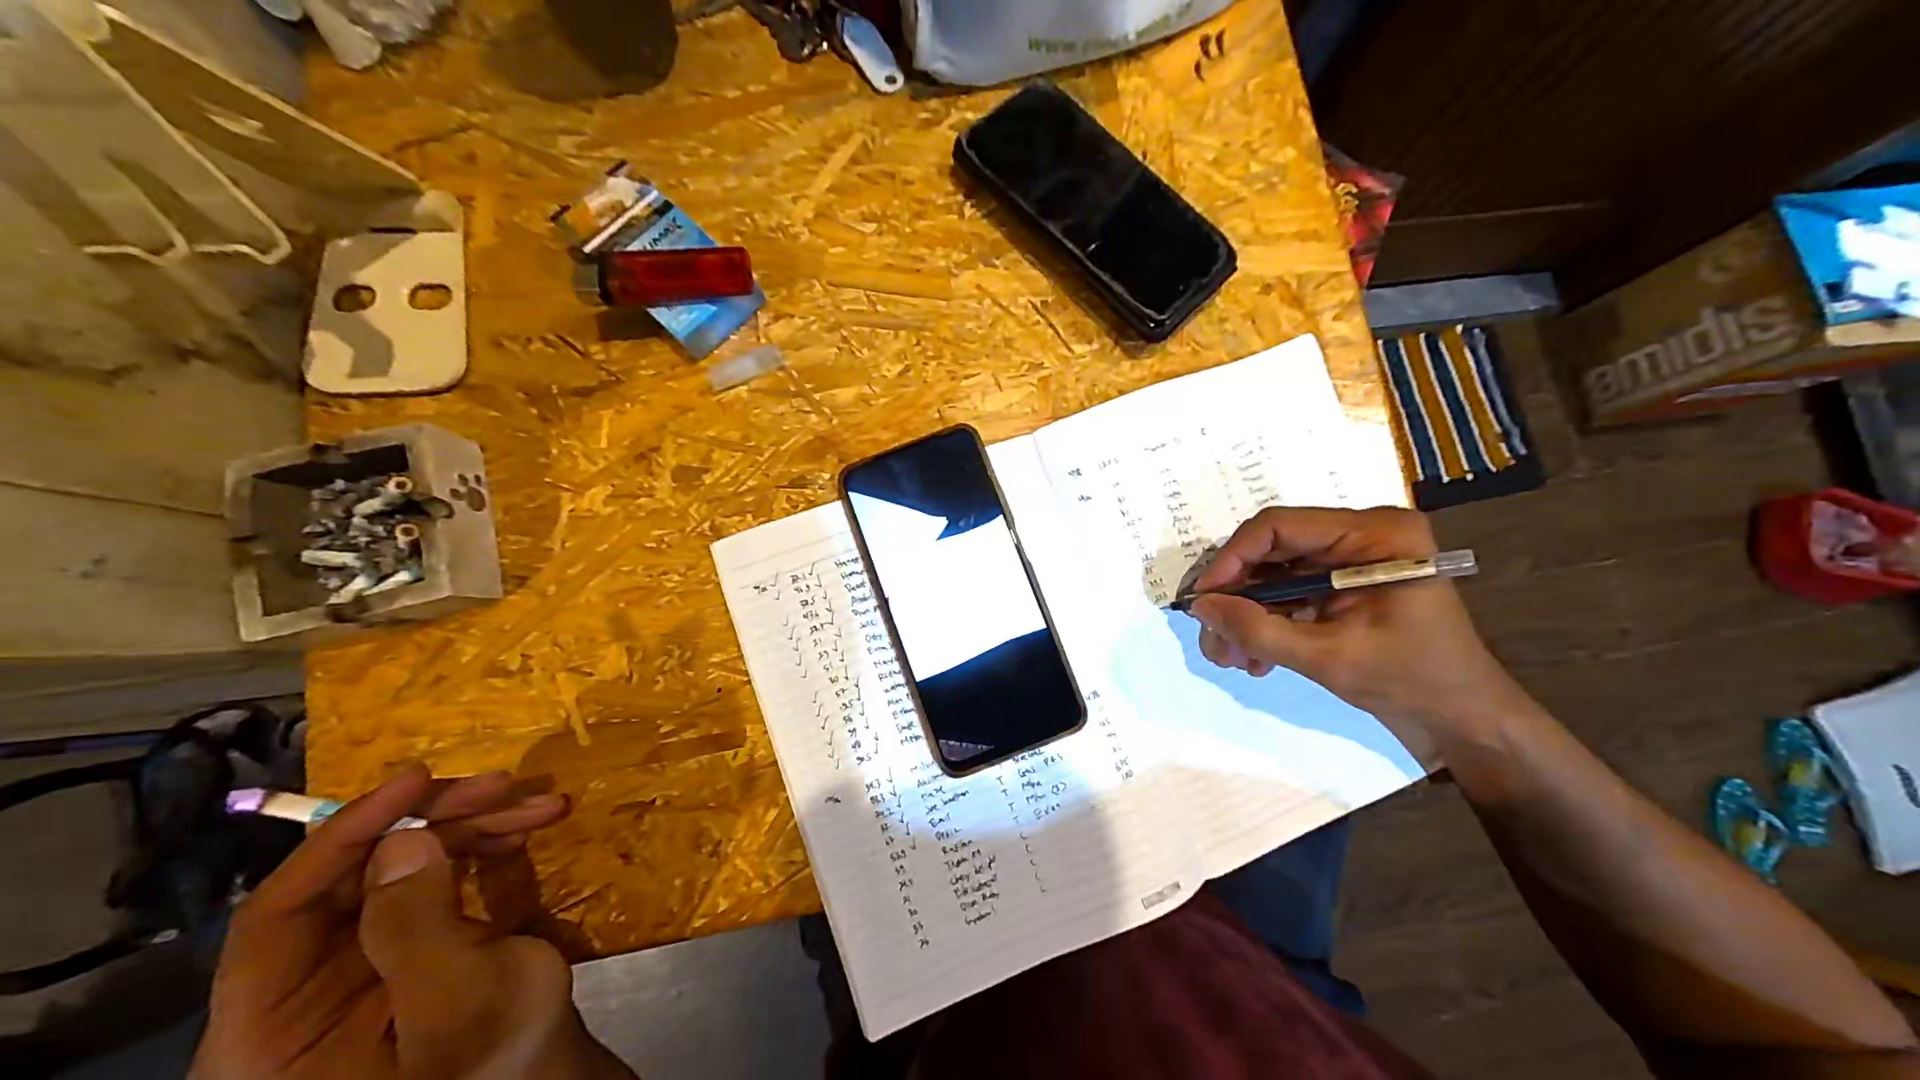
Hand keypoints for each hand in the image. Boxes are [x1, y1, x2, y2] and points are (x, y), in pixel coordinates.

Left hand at [191, 765, 634, 1079]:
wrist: (537, 1074)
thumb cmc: (496, 1057)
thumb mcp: (460, 1001)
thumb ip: (416, 927)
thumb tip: (402, 838)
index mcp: (264, 1036)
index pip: (276, 916)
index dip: (342, 839)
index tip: (415, 781)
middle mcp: (294, 991)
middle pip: (346, 880)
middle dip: (430, 822)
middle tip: (499, 787)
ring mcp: (352, 963)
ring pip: (393, 868)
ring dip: (469, 826)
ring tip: (537, 805)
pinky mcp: (401, 942)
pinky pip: (426, 877)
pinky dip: (479, 845)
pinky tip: (524, 828)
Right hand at [1186, 507, 1530, 746]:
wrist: (1463, 721)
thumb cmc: (1412, 682)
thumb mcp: (1329, 657)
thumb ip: (1258, 630)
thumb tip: (1199, 607)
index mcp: (1375, 534)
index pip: (1279, 527)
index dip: (1232, 560)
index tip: (1202, 600)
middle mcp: (1359, 536)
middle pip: (1270, 552)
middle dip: (1236, 596)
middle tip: (1211, 635)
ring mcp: (1348, 562)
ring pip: (1271, 576)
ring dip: (1245, 615)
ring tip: (1229, 658)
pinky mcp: (1340, 588)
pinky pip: (1286, 595)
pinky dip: (1264, 624)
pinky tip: (1253, 658)